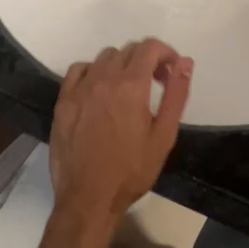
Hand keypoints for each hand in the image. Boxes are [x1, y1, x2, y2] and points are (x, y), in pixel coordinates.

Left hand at [49, 39, 193, 221]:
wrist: (88, 200)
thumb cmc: (131, 171)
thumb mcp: (164, 136)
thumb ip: (176, 94)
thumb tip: (185, 62)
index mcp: (131, 86)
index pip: (150, 47)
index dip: (165, 53)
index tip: (171, 72)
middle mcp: (104, 79)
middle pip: (129, 50)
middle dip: (147, 60)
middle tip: (155, 84)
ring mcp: (80, 89)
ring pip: (104, 57)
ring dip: (121, 65)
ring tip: (127, 90)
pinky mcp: (63, 102)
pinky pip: (79, 70)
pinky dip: (93, 71)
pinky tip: (99, 91)